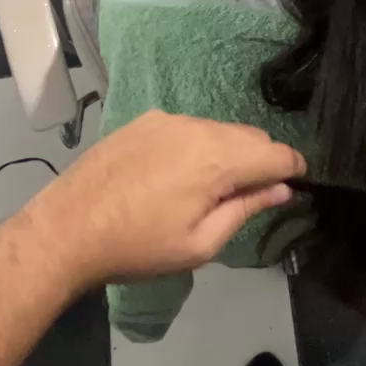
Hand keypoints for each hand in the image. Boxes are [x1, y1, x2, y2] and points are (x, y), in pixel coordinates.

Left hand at [2, 111, 306, 286]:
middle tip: (254, 193)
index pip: (276, 154)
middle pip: (251, 136)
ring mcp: (170, 119)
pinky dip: (200, 144)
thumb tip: (282, 190)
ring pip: (221, 129)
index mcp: (218, 159)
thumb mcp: (200, 243)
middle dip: (262, 160)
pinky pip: (190, 126)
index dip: (294, 167)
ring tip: (211, 187)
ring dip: (230, 151)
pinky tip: (178, 173)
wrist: (67, 228)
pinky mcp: (147, 119)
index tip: (298, 182)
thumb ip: (247, 210)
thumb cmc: (138, 246)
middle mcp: (200, 128)